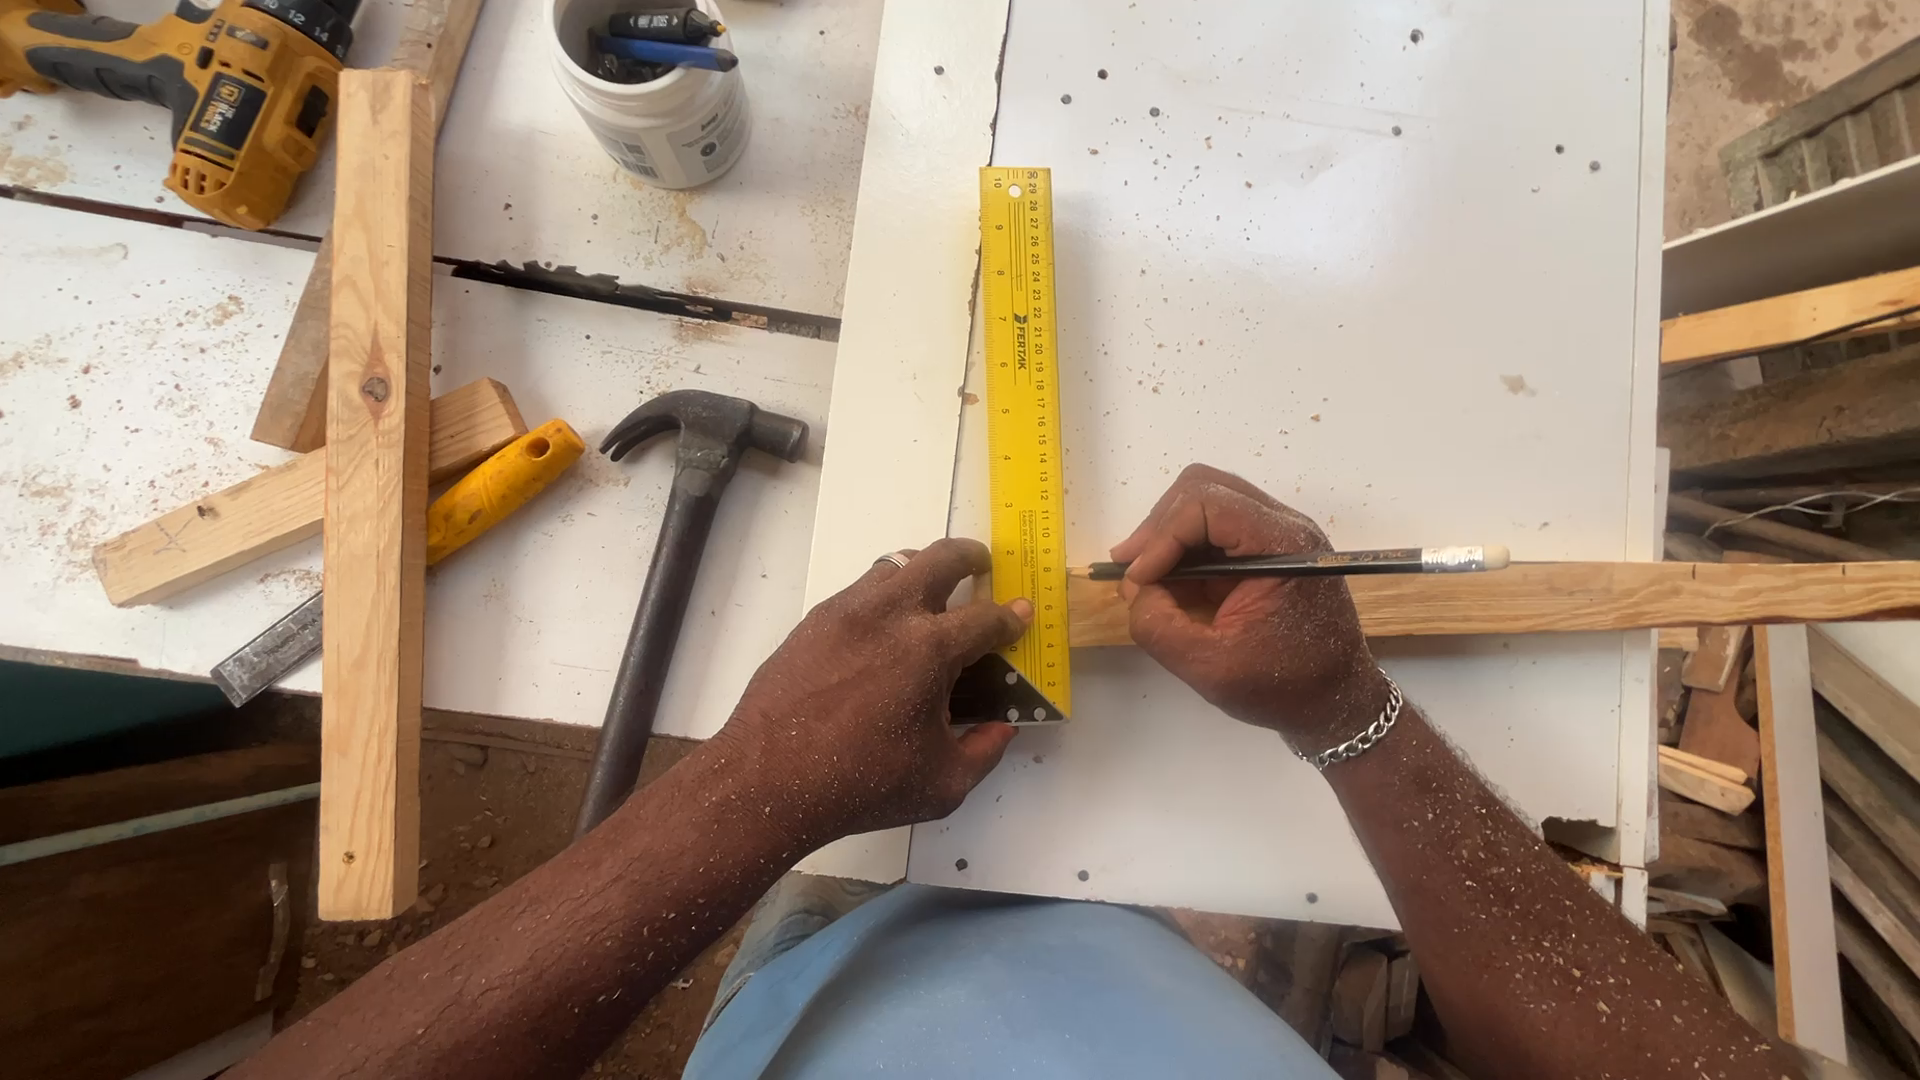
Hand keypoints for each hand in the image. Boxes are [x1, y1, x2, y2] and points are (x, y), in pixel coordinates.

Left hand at [715, 538, 1030, 845]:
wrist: (768, 779)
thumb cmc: (861, 784)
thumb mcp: (942, 784)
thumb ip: (984, 752)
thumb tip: (1002, 729)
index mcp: (929, 650)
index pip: (985, 619)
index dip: (1010, 617)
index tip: (1021, 614)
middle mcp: (891, 614)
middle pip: (942, 558)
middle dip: (971, 556)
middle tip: (982, 565)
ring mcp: (848, 610)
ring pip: (895, 565)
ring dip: (923, 569)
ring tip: (930, 593)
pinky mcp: (816, 619)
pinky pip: (860, 589)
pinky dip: (884, 594)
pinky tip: (882, 626)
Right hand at [1110, 464, 1389, 752]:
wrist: (1335, 701)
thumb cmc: (1283, 688)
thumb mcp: (1210, 669)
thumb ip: (1160, 626)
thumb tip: (1136, 589)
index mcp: (1283, 547)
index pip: (1205, 504)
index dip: (1161, 536)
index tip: (1138, 579)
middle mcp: (1284, 525)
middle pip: (1202, 488)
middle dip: (1158, 527)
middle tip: (1132, 571)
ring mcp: (1276, 533)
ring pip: (1203, 499)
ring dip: (1166, 533)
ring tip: (1142, 574)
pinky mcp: (1264, 547)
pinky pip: (1211, 525)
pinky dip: (1180, 546)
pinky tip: (1166, 579)